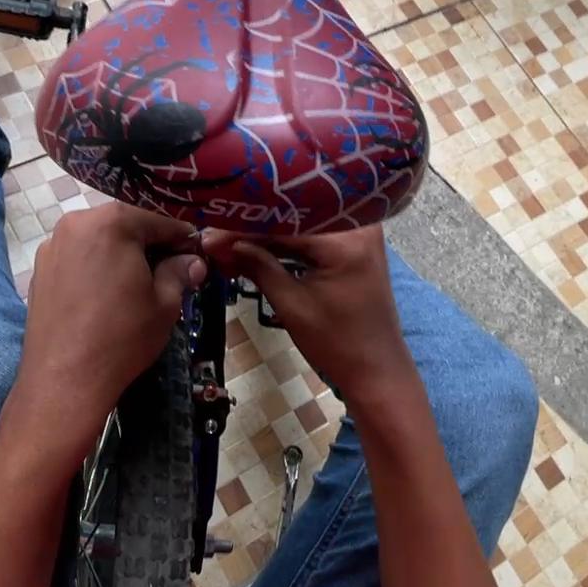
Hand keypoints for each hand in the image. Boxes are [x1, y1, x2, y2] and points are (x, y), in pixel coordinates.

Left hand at [16, 203, 204, 436]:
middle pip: (125, 228)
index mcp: (111, 221)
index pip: (159, 222)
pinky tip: (107, 300)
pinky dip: (96, 271)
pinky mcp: (39, 272)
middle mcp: (76, 223)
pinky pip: (78, 261)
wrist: (65, 379)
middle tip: (170, 276)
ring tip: (137, 290)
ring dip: (121, 258)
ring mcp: (52, 247)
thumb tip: (193, 262)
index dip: (183, 240)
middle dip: (149, 248)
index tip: (197, 259)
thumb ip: (180, 273)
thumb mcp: (165, 303)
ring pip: (99, 243)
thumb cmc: (122, 336)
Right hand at [203, 226, 416, 403]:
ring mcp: (360, 232)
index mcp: (345, 238)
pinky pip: (313, 235)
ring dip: (266, 235)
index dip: (243, 227)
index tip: (209, 233)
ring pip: (301, 224)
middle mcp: (358, 224)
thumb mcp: (291, 305)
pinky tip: (255, 248)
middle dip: (252, 227)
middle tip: (214, 237)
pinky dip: (286, 244)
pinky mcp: (355, 244)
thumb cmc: (337, 344)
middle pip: (293, 216)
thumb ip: (257, 266)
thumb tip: (216, 243)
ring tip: (228, 244)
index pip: (284, 221)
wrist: (378, 370)